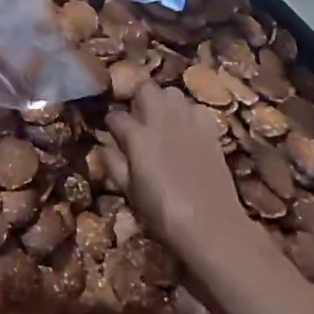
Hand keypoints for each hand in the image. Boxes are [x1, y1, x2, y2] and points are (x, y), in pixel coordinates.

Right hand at [105, 82, 259, 258]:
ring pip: (171, 92)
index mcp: (138, 137)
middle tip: (136, 118)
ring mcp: (188, 121)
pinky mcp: (209, 129)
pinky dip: (186, 112)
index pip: (115, 116)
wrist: (211, 224)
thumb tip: (103, 146)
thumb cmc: (163, 214)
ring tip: (160, 120)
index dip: (110, 123)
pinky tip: (185, 130)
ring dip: (162, 101)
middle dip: (136, 98)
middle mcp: (162, 120)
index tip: (110, 131)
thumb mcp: (130, 193)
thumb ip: (114, 164)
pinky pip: (194, 107)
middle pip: (145, 89)